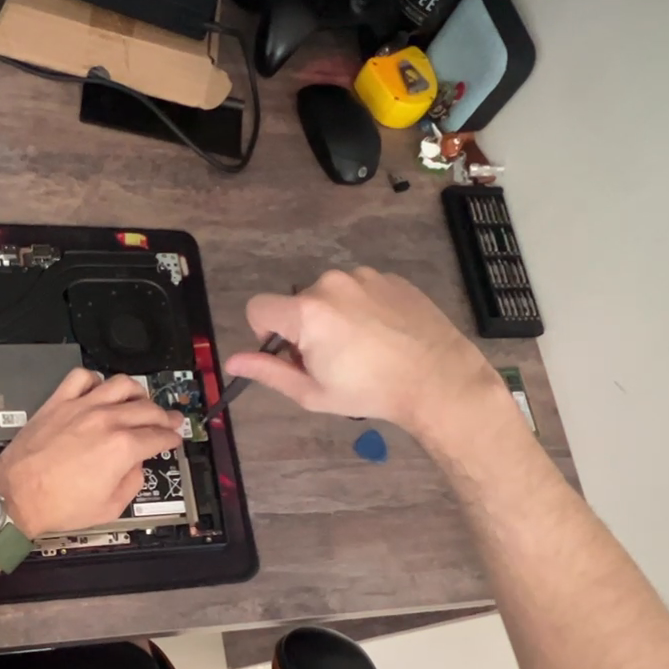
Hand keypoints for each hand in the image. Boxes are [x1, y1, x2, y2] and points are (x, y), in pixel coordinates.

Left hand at [0, 369, 184, 537]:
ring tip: (142, 400)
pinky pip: (82, 377)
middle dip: (164, 416)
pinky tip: (99, 390)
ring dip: (138, 392)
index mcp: (122, 448)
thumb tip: (136, 468)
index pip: (159, 436)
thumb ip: (132, 483)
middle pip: (147, 409)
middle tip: (169, 421)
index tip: (173, 439)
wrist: (16, 497)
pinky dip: (95, 380)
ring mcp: (81, 407)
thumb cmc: (56, 504)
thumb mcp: (110, 507)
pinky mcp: (58, 403)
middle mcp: (105, 421)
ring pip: (121, 385)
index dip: (171, 438)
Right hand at [225, 268, 504, 439]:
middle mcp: (331, 284)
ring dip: (332, 318)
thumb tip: (233, 362)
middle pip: (296, 304)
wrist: (436, 378)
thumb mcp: (311, 392)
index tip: (289, 353)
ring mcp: (364, 276)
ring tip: (360, 349)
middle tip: (331, 361)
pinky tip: (380, 336)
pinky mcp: (389, 277)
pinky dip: (360, 310)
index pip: (258, 308)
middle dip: (303, 329)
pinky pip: (358, 290)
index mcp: (307, 312)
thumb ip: (268, 372)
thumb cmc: (369, 392)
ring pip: (328, 296)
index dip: (264, 333)